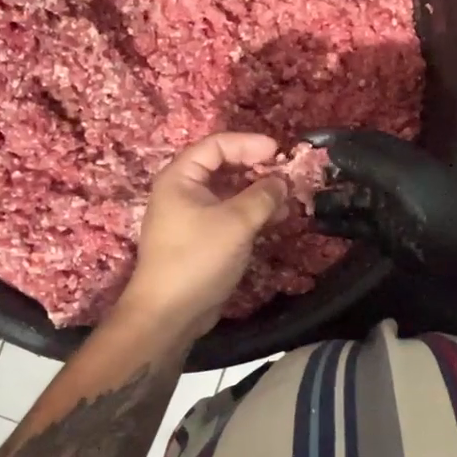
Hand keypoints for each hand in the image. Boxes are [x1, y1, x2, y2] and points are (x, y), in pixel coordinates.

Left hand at [120, 132, 286, 337]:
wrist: (169, 312)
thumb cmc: (198, 258)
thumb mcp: (236, 222)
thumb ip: (263, 196)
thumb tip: (281, 181)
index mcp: (181, 178)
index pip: (216, 145)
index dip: (248, 144)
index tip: (278, 151)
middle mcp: (183, 192)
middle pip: (223, 167)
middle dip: (257, 169)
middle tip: (286, 175)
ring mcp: (191, 217)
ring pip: (229, 193)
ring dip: (259, 194)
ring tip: (288, 200)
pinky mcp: (201, 240)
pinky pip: (230, 215)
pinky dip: (252, 214)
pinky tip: (276, 220)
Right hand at [306, 128, 456, 302]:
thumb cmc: (433, 208)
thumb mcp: (399, 179)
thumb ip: (364, 162)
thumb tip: (329, 148)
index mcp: (396, 157)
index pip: (357, 140)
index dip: (330, 138)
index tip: (299, 140)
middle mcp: (387, 177)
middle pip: (347, 168)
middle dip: (321, 171)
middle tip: (290, 177)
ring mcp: (383, 205)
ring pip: (346, 197)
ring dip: (324, 199)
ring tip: (298, 204)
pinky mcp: (381, 232)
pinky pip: (352, 224)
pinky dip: (334, 224)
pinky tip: (313, 226)